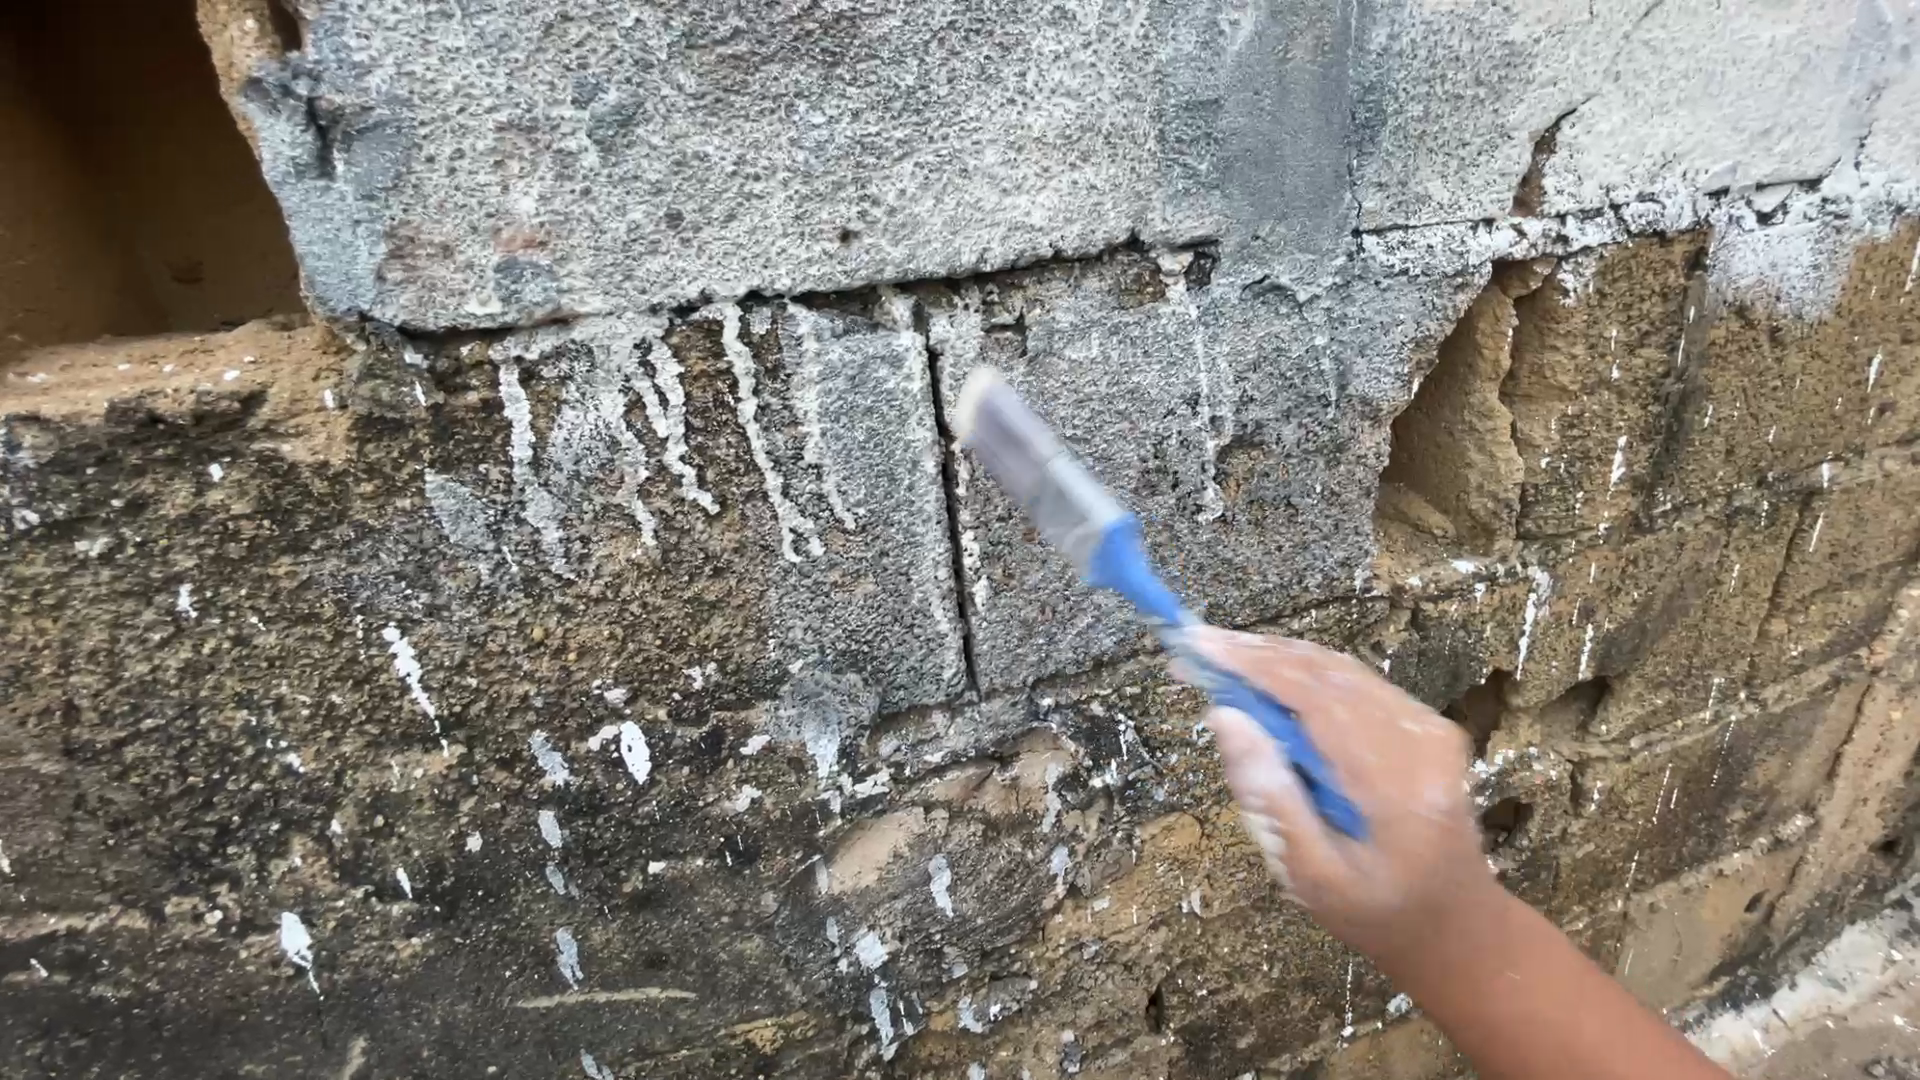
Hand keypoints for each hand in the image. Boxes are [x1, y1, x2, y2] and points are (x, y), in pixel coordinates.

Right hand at [1187, 627, 1497, 971]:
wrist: (1455, 925)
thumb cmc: (1374, 912)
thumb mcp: (1309, 874)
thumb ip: (1268, 796)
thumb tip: (1223, 715)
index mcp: (1396, 784)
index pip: (1315, 698)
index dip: (1252, 666)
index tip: (1196, 646)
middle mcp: (1420, 740)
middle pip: (1324, 672)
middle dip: (1253, 653)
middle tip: (1194, 647)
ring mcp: (1426, 725)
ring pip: (1335, 667)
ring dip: (1272, 655)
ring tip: (1217, 652)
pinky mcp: (1419, 720)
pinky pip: (1349, 679)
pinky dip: (1298, 668)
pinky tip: (1261, 669)